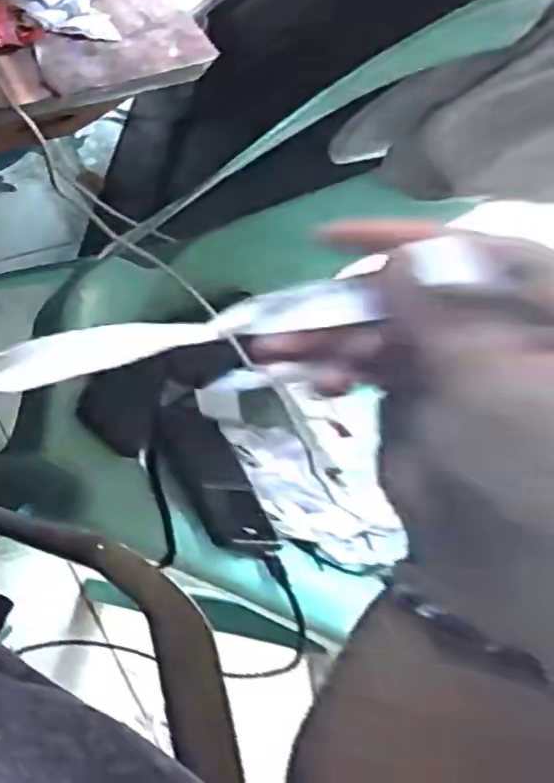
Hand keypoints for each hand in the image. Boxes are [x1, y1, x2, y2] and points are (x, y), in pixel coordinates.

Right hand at [253, 221, 553, 647]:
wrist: (515, 565)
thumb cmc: (528, 474)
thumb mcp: (491, 388)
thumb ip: (452, 315)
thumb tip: (414, 250)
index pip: (501, 259)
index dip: (416, 241)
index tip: (329, 238)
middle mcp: (521, 338)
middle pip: (425, 293)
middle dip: (346, 306)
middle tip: (286, 323)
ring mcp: (476, 364)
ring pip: (387, 327)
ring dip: (325, 337)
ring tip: (274, 356)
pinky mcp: (433, 389)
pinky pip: (373, 358)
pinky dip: (334, 363)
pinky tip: (311, 379)